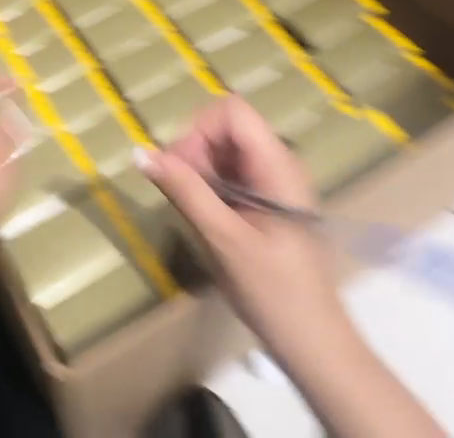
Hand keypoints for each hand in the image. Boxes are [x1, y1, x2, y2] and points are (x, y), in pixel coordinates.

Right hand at [139, 97, 339, 335]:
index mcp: (278, 166)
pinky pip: (231, 173)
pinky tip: (205, 217)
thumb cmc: (274, 291)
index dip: (198, 129)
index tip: (179, 167)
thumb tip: (139, 152)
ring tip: (192, 209)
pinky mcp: (267, 201)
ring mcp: (274, 183)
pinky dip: (209, 185)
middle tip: (178, 192)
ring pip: (225, 151)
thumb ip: (183, 191)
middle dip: (194, 150)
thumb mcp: (223, 240)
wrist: (314, 343)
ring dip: (198, 169)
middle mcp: (279, 164)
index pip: (231, 111)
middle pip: (226, 128)